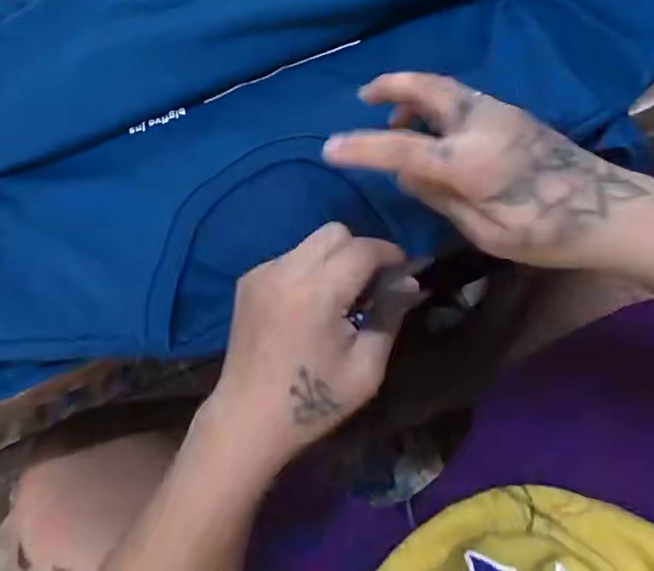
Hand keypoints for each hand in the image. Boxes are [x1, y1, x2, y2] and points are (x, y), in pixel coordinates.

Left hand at [202, 223, 417, 472]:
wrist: (246, 422)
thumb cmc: (313, 403)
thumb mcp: (367, 368)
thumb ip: (390, 315)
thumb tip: (407, 282)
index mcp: (317, 291)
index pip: (363, 249)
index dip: (390, 253)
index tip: (404, 269)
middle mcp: (287, 270)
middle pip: (335, 232)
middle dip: (361, 250)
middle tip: (371, 283)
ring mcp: (263, 271)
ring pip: (312, 242)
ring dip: (334, 258)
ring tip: (339, 296)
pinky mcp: (249, 279)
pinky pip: (291, 257)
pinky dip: (308, 269)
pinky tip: (308, 305)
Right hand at [323, 73, 653, 270]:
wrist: (613, 210)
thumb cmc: (548, 232)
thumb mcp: (487, 231)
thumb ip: (440, 196)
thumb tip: (405, 171)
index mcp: (468, 159)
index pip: (400, 147)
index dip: (361, 147)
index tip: (329, 146)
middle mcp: (478, 122)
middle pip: (425, 88)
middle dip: (390, 85)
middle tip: (364, 94)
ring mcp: (498, 112)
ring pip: (444, 87)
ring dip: (413, 94)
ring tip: (396, 117)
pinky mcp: (512, 113)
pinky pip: (462, 96)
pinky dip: (436, 101)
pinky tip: (435, 126)